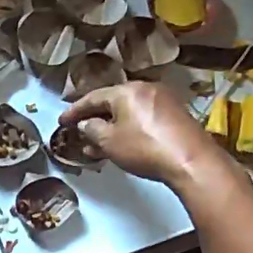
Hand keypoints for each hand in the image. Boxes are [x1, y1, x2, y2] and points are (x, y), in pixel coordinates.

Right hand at [60, 82, 232, 191]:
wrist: (192, 162)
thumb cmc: (144, 148)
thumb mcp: (108, 141)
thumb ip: (91, 129)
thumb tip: (87, 124)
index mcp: (127, 91)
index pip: (92, 97)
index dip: (74, 111)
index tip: (61, 121)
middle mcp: (147, 90)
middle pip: (112, 102)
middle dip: (93, 117)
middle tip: (78, 129)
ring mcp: (164, 101)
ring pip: (128, 111)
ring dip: (110, 125)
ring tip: (95, 143)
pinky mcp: (176, 115)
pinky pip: (142, 117)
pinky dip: (127, 128)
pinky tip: (119, 143)